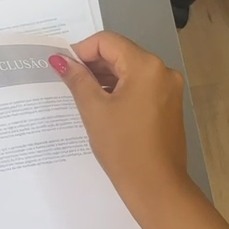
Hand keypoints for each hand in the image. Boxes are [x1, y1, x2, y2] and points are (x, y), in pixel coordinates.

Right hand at [50, 32, 192, 209]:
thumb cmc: (122, 147)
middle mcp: (162, 71)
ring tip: (83, 96)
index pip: (107, 42)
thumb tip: (59, 59)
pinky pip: (140, 85)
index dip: (82, 50)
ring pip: (130, 70)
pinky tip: (103, 107)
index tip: (64, 68)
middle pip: (120, 53)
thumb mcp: (94, 110)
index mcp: (146, 66)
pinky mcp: (169, 104)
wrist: (156, 186)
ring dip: (105, 77)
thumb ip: (77, 79)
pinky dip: (120, 89)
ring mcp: (169, 88)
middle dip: (93, 64)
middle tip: (69, 82)